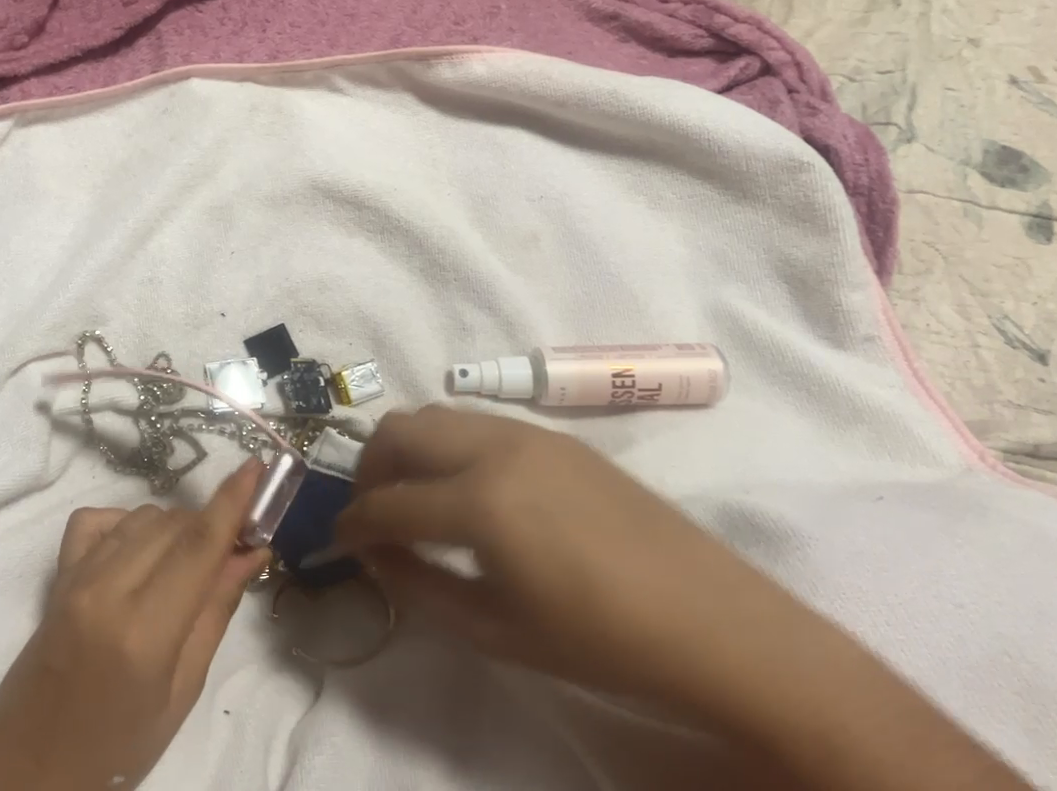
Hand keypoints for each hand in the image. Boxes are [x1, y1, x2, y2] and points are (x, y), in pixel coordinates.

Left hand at [0, 459, 270, 790]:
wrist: (31, 766)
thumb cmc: (118, 746)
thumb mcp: (181, 692)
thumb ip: (215, 612)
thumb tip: (251, 552)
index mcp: (143, 630)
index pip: (197, 544)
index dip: (233, 501)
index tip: (260, 468)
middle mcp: (105, 589)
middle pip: (172, 524)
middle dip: (212, 523)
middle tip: (238, 549)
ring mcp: (74, 577)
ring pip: (140, 517)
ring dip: (175, 527)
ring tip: (191, 563)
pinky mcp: (56, 575)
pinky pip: (97, 520)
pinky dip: (128, 523)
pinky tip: (141, 550)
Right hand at [336, 407, 1029, 790]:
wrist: (718, 627)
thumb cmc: (600, 641)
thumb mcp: (494, 629)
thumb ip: (418, 585)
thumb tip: (372, 553)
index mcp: (479, 500)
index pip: (386, 502)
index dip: (352, 524)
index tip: (339, 542)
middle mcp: (497, 448)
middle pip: (401, 430)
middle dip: (370, 468)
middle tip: (374, 514)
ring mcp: (532, 434)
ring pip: (439, 415)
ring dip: (410, 450)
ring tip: (417, 499)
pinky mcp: (560, 438)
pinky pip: (480, 424)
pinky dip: (450, 446)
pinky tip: (471, 493)